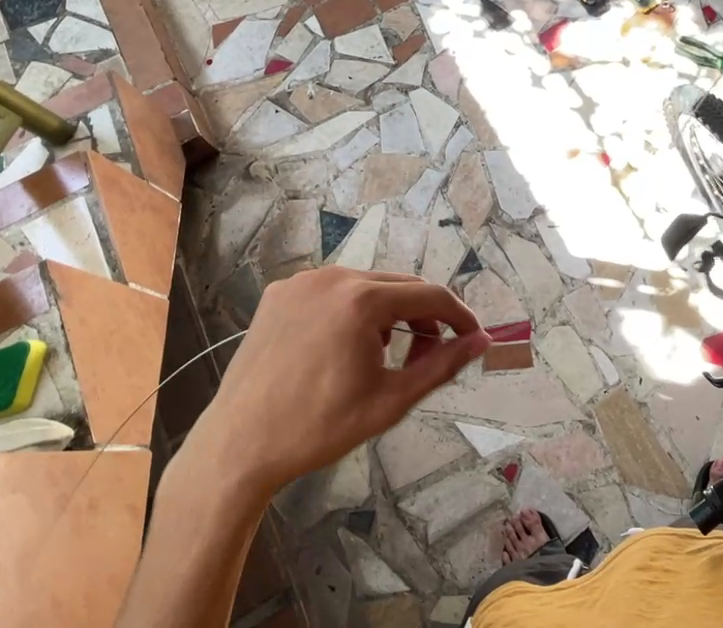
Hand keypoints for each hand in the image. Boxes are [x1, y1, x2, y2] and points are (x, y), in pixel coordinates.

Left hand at [186, 268, 489, 493]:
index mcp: (362, 300)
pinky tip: (345, 346)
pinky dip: (352, 310)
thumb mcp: (391, 400)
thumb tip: (482, 341)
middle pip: (400, 286)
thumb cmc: (319, 427)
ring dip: (389, 312)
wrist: (239, 445)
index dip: (459, 317)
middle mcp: (333, 277)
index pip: (430, 296)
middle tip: (432, 354)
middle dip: (424, 316)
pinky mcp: (279, 293)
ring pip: (367, 286)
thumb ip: (442, 364)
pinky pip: (333, 291)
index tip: (474, 339)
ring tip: (386, 354)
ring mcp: (302, 282)